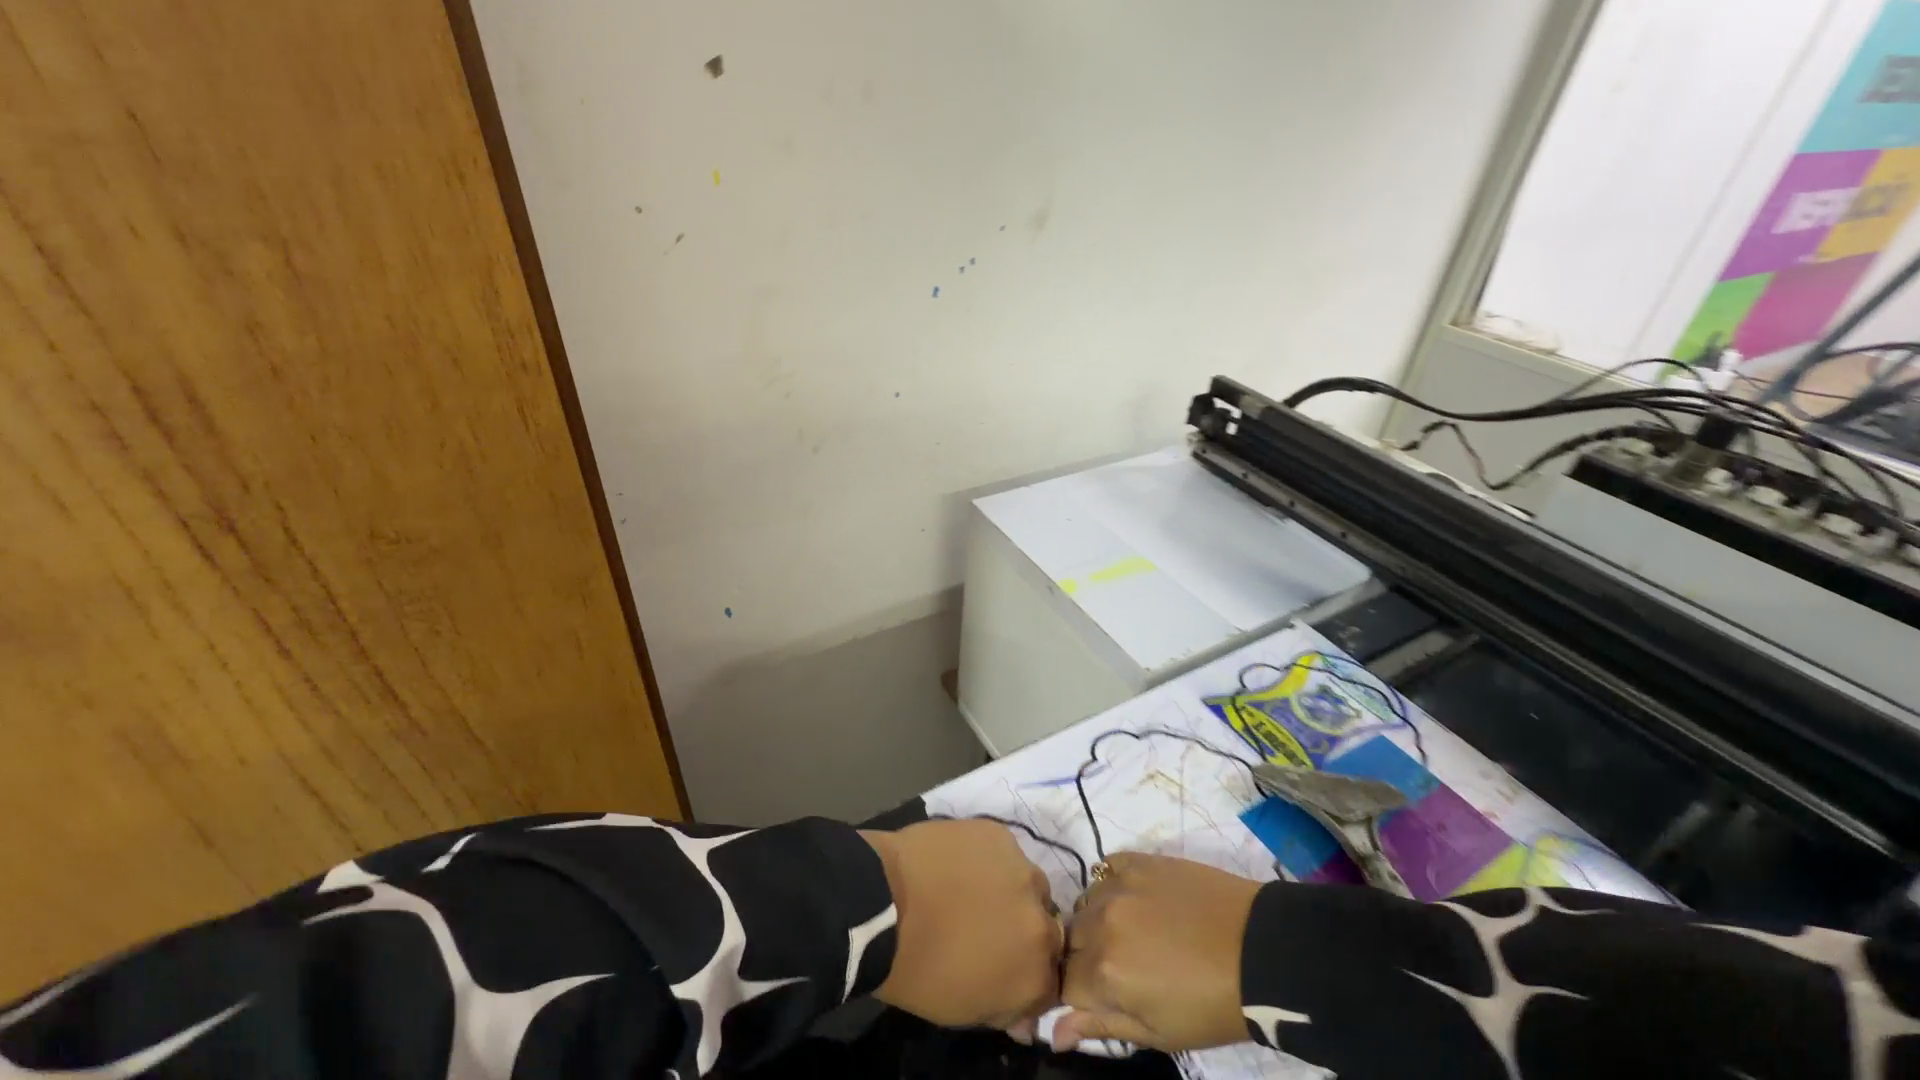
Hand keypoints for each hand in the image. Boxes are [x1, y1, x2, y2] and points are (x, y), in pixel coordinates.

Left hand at [860, 820, 1061, 1027]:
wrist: (881, 904)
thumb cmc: (917, 970)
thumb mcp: (960, 1011)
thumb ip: (1003, 1010)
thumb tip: (1025, 1017)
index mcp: (1036, 972)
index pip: (1050, 982)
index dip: (1028, 977)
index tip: (1003, 971)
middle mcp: (1041, 920)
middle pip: (1044, 929)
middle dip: (1022, 932)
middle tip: (985, 930)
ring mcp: (1022, 871)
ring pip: (1028, 885)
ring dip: (1010, 893)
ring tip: (970, 893)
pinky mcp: (999, 835)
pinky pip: (1003, 853)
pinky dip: (987, 861)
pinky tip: (957, 865)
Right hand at [1055, 853, 1260, 1050]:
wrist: (1264, 952)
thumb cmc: (1213, 1006)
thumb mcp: (1158, 1034)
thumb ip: (1101, 1027)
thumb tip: (1053, 1033)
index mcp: (1103, 973)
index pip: (1060, 984)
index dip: (1078, 994)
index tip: (1100, 997)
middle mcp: (1100, 925)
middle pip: (1068, 942)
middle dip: (1084, 957)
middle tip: (1121, 968)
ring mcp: (1119, 887)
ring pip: (1084, 905)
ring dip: (1096, 922)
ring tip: (1131, 934)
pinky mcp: (1139, 861)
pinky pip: (1106, 869)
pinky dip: (1110, 885)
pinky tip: (1133, 900)